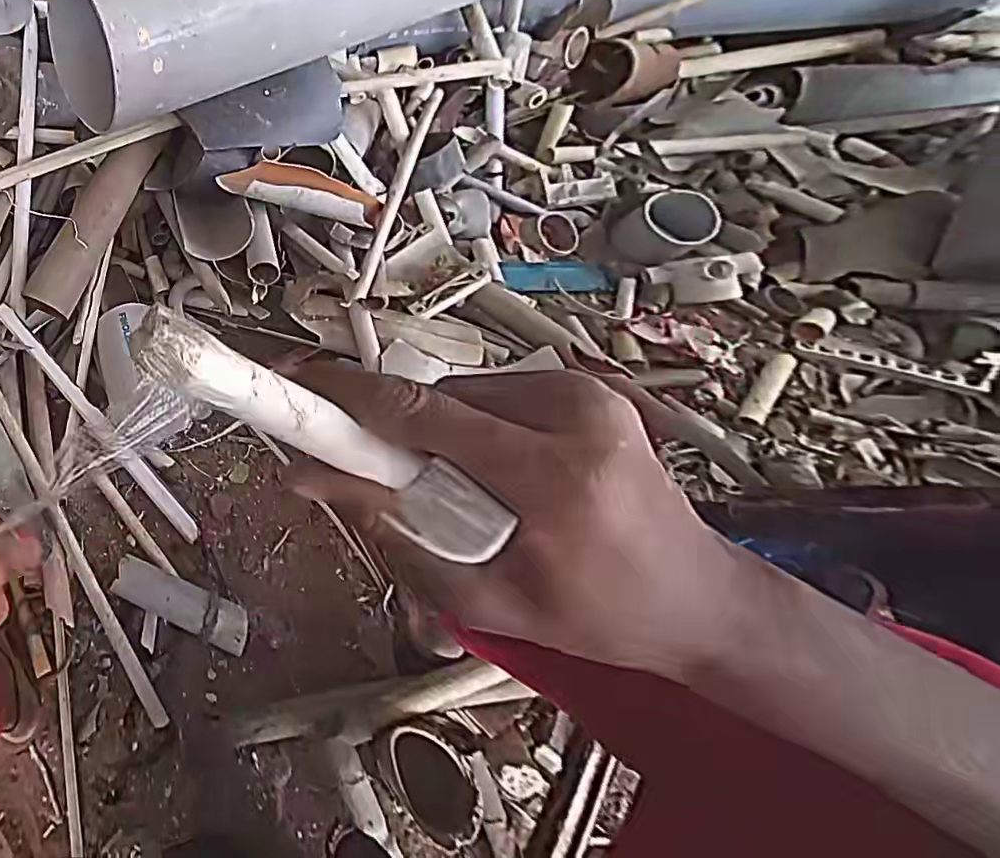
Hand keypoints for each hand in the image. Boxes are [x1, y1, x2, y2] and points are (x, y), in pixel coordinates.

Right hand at [283, 362, 748, 680]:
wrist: (707, 602)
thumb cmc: (600, 615)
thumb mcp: (480, 594)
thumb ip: (389, 531)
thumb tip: (308, 478)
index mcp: (555, 475)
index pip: (417, 414)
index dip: (342, 396)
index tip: (292, 386)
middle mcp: (575, 414)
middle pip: (428, 399)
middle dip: (390, 433)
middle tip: (386, 479)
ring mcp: (585, 392)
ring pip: (451, 392)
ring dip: (426, 431)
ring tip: (452, 484)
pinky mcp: (584, 386)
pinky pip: (482, 392)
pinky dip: (460, 424)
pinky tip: (482, 466)